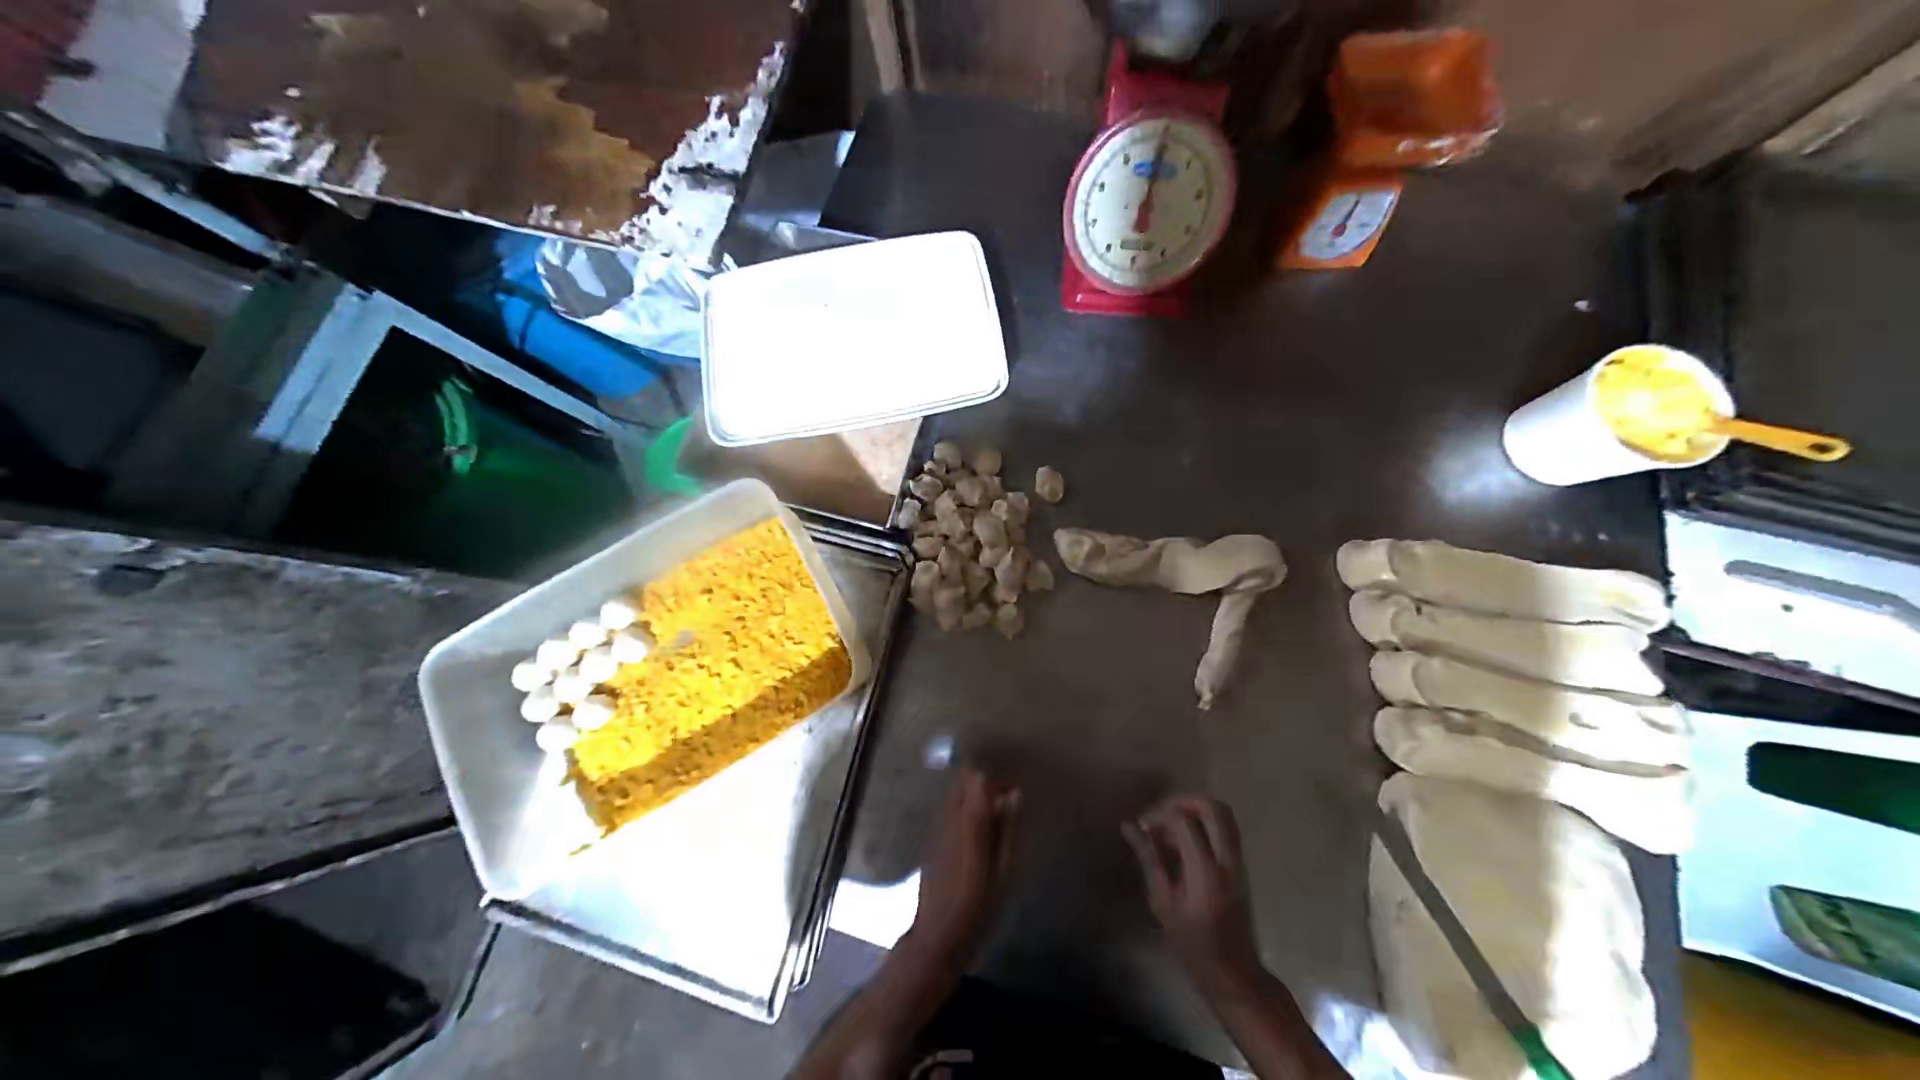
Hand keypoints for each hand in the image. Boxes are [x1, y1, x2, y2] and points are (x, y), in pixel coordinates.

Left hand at [908, 768, 1021, 962]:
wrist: (938, 938)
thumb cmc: (978, 907)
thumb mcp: (1002, 869)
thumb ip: (1006, 829)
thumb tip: (1013, 793)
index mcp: (969, 823)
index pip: (976, 780)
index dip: (995, 782)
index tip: (1013, 797)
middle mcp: (949, 820)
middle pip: (961, 785)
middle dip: (983, 788)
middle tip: (1005, 811)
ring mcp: (937, 832)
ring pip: (953, 799)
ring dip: (973, 802)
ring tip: (995, 827)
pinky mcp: (931, 844)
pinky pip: (949, 817)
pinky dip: (964, 817)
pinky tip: (978, 842)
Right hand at [1122, 796, 1261, 998]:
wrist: (1233, 972)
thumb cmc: (1192, 943)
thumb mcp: (1162, 903)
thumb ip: (1149, 859)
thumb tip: (1129, 826)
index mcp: (1205, 871)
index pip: (1184, 822)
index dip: (1160, 817)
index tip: (1144, 828)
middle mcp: (1227, 860)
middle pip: (1213, 807)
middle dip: (1183, 802)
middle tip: (1161, 816)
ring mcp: (1239, 862)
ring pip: (1224, 814)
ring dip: (1196, 810)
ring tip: (1172, 826)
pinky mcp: (1241, 866)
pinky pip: (1227, 829)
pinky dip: (1206, 824)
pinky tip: (1186, 842)